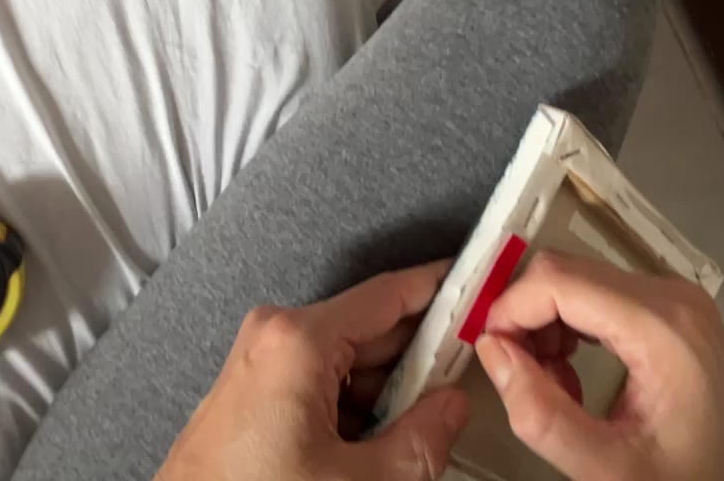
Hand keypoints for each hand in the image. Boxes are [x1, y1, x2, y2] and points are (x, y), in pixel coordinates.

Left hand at [155, 262, 472, 480]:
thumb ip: (419, 441)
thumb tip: (453, 406)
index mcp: (299, 339)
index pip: (386, 296)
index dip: (435, 288)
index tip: (472, 282)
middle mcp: (276, 332)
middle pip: (366, 329)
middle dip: (416, 353)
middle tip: (464, 372)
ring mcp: (259, 357)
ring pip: (343, 358)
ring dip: (384, 387)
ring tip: (421, 422)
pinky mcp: (251, 386)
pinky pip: (316, 379)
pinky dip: (352, 403)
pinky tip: (375, 439)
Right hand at [474, 252, 723, 480]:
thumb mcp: (611, 474)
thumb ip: (542, 415)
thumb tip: (489, 350)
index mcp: (662, 326)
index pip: (556, 280)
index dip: (510, 309)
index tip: (489, 353)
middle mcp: (670, 294)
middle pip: (564, 271)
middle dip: (526, 318)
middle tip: (519, 376)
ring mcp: (675, 297)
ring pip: (575, 278)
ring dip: (544, 323)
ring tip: (549, 384)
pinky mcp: (673, 307)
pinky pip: (598, 292)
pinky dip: (569, 323)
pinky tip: (571, 372)